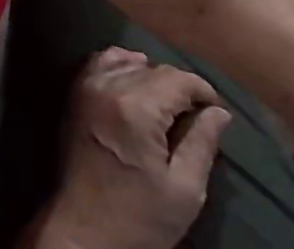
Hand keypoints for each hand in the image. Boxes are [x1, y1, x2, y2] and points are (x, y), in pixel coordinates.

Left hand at [38, 50, 229, 248]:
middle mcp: (108, 86)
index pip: (177, 79)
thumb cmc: (138, 217)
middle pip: (153, 69)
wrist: (83, 231)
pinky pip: (100, 63)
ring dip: (151, 75)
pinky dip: (120, 65)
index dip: (202, 90)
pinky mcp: (74, 93)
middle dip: (179, 86)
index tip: (216, 110)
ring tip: (167, 103)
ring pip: (128, 62)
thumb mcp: (184, 190)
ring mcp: (86, 86)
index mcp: (136, 108)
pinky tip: (135, 82)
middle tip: (196, 114)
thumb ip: (202, 143)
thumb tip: (219, 111)